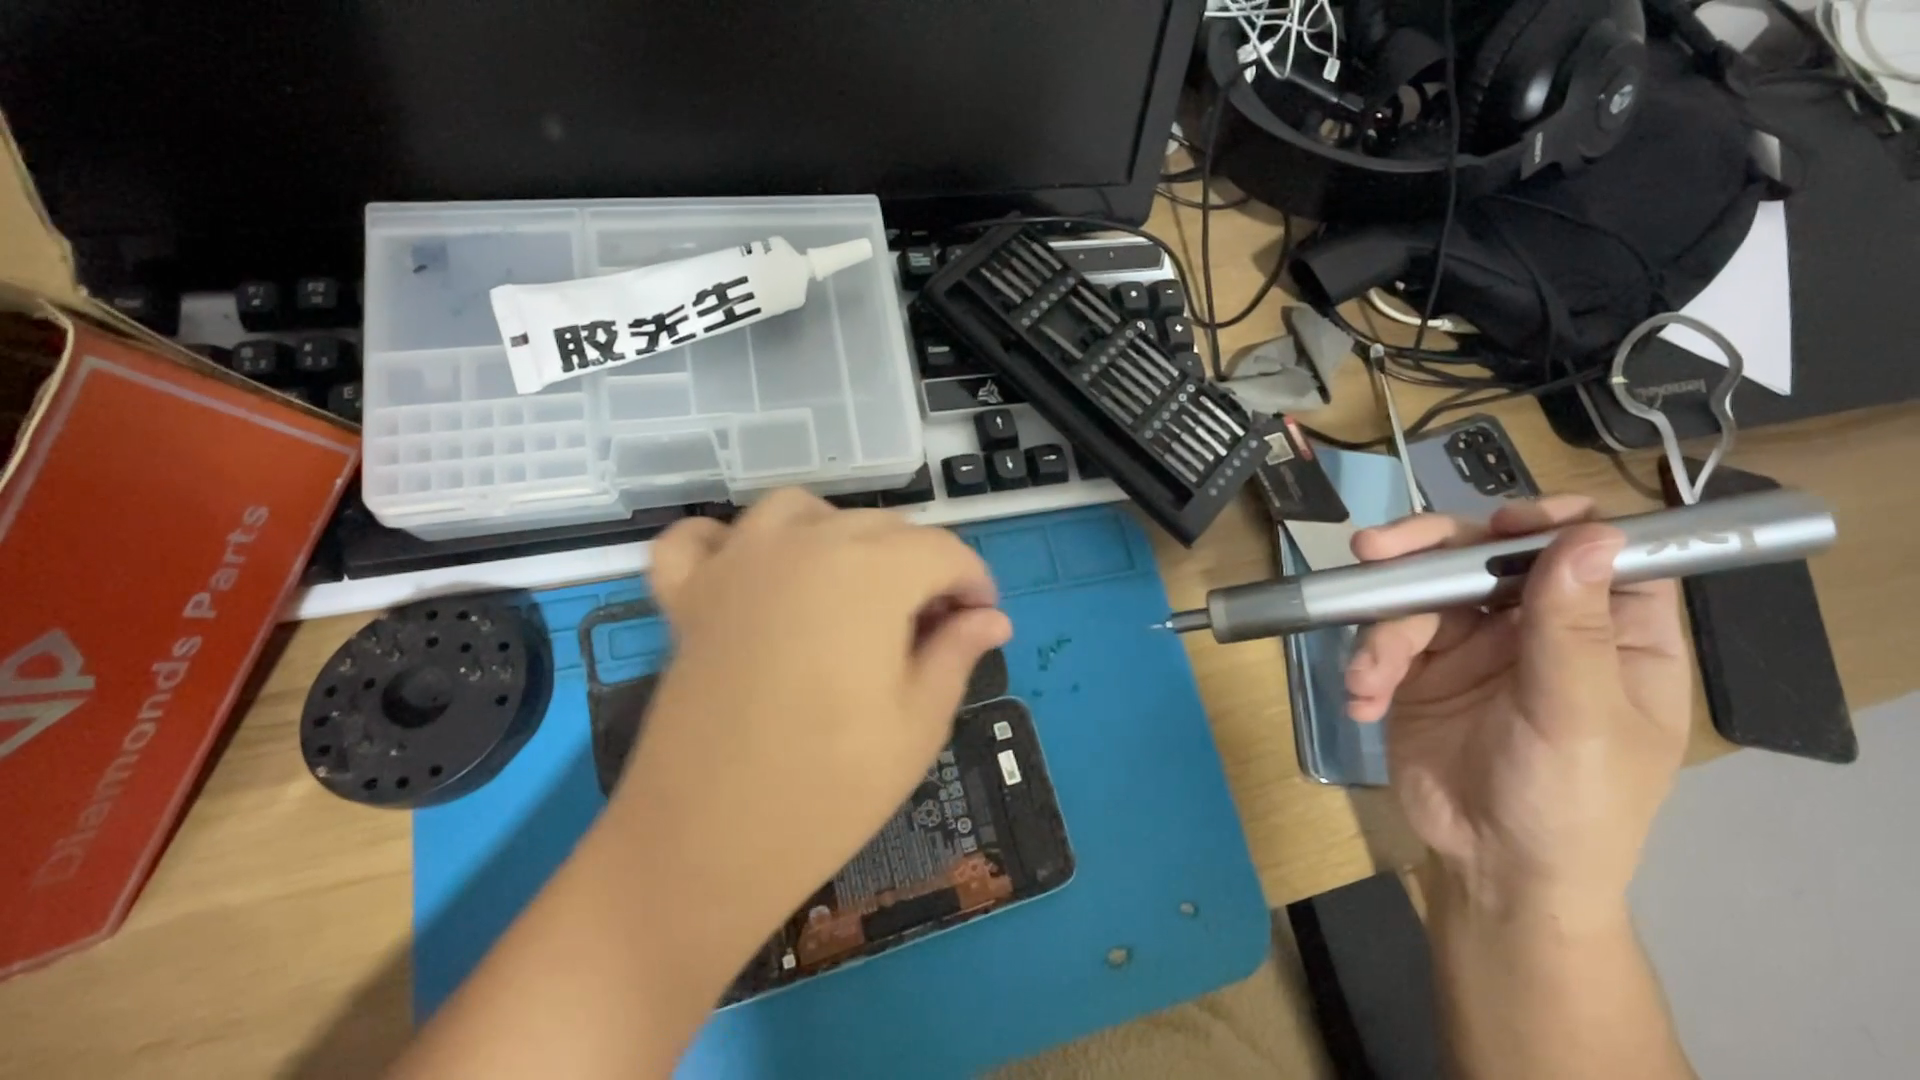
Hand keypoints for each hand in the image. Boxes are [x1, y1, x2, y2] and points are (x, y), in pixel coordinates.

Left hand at [627, 490, 1011, 951]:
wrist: (706, 844)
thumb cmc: (831, 790)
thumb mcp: (918, 723)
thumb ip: (956, 653)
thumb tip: (990, 618)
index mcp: (869, 571)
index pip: (941, 550)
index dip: (973, 583)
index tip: (981, 624)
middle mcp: (802, 543)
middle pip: (878, 526)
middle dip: (917, 566)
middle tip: (929, 631)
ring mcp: (734, 562)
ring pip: (798, 512)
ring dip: (836, 536)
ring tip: (853, 592)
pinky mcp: (685, 595)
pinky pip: (701, 539)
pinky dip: (729, 542)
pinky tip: (752, 576)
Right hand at [1343, 496, 1691, 926]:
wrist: (1492, 870)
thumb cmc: (1571, 803)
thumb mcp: (1579, 718)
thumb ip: (1572, 628)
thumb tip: (1587, 534)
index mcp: (1611, 629)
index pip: (1592, 547)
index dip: (1550, 522)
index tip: (1503, 524)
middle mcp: (1541, 622)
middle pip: (1486, 553)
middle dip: (1427, 550)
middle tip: (1374, 549)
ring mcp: (1475, 642)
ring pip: (1422, 592)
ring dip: (1384, 629)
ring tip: (1369, 677)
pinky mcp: (1420, 668)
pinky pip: (1385, 638)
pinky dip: (1368, 665)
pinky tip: (1364, 700)